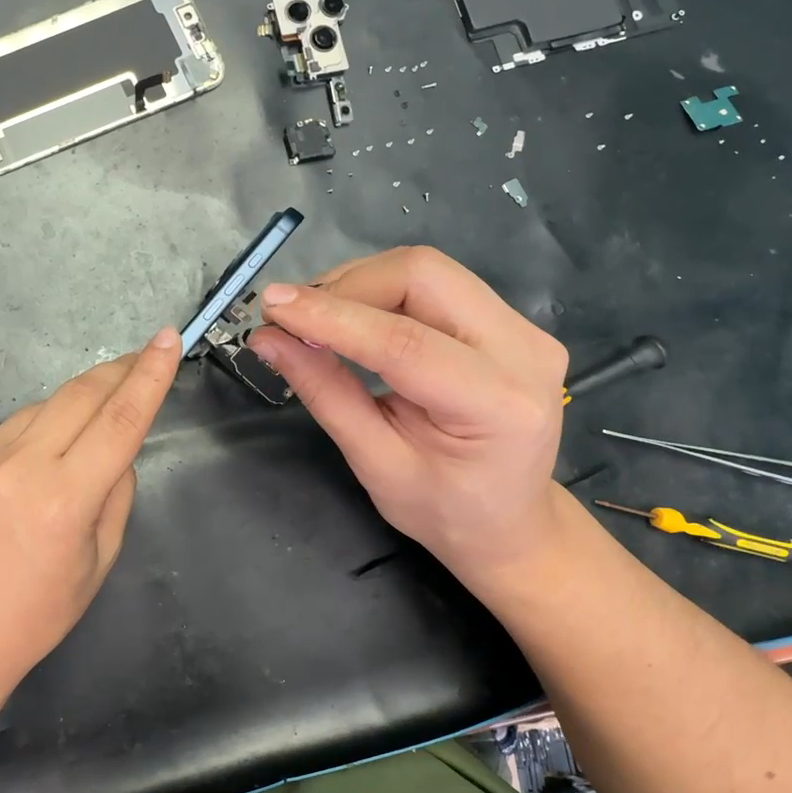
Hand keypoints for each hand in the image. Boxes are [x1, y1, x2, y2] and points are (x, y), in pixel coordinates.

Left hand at [0, 328, 181, 697]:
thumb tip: (118, 446)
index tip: (167, 339)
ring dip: (76, 405)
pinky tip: (38, 463)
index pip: (119, 422)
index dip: (149, 377)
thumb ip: (116, 493)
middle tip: (144, 355)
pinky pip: (13, 427)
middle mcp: (20, 466)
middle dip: (118, 370)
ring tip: (88, 430)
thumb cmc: (37, 613)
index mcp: (63, 500)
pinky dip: (38, 431)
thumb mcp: (99, 561)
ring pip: (45, 407)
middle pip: (81, 395)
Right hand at [247, 247, 569, 581]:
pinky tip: (350, 318)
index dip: (331, 316)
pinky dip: (378, 290)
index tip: (271, 307)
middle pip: (422, 276)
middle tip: (293, 317)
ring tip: (315, 319)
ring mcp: (522, 327)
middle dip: (346, 287)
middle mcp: (523, 350)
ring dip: (358, 284)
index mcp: (498, 405)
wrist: (510, 523)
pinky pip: (433, 282)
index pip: (404, 340)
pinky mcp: (507, 318)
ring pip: (425, 269)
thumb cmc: (442, 508)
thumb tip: (268, 339)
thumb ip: (324, 393)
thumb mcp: (373, 462)